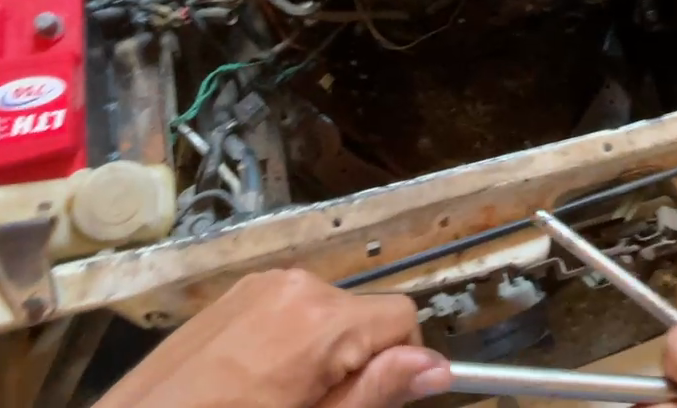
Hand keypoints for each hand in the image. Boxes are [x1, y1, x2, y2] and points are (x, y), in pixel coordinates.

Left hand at [100, 268, 452, 407]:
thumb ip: (376, 393)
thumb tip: (438, 367)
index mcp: (320, 318)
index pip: (402, 317)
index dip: (400, 364)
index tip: (370, 403)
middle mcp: (298, 282)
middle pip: (364, 312)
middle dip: (357, 359)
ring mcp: (263, 281)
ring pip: (330, 309)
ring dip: (325, 349)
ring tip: (281, 397)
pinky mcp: (237, 289)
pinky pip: (292, 305)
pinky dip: (293, 336)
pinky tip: (256, 379)